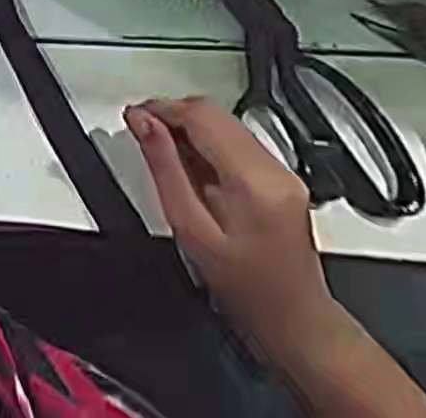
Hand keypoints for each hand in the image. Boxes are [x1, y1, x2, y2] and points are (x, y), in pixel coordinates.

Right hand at [125, 98, 338, 340]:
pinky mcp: (279, 175)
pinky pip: (233, 137)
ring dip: (185, 125)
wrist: (292, 316)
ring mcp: (283, 171)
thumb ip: (163, 166)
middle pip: (213, 112)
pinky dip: (202, 139)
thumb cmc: (244, 284)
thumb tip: (142, 123)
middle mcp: (276, 170)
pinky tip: (187, 162)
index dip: (160, 109)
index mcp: (255, 182)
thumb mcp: (188, 225)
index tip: (134, 116)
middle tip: (140, 128)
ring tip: (160, 148)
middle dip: (171, 113)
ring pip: (222, 120)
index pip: (201, 117)